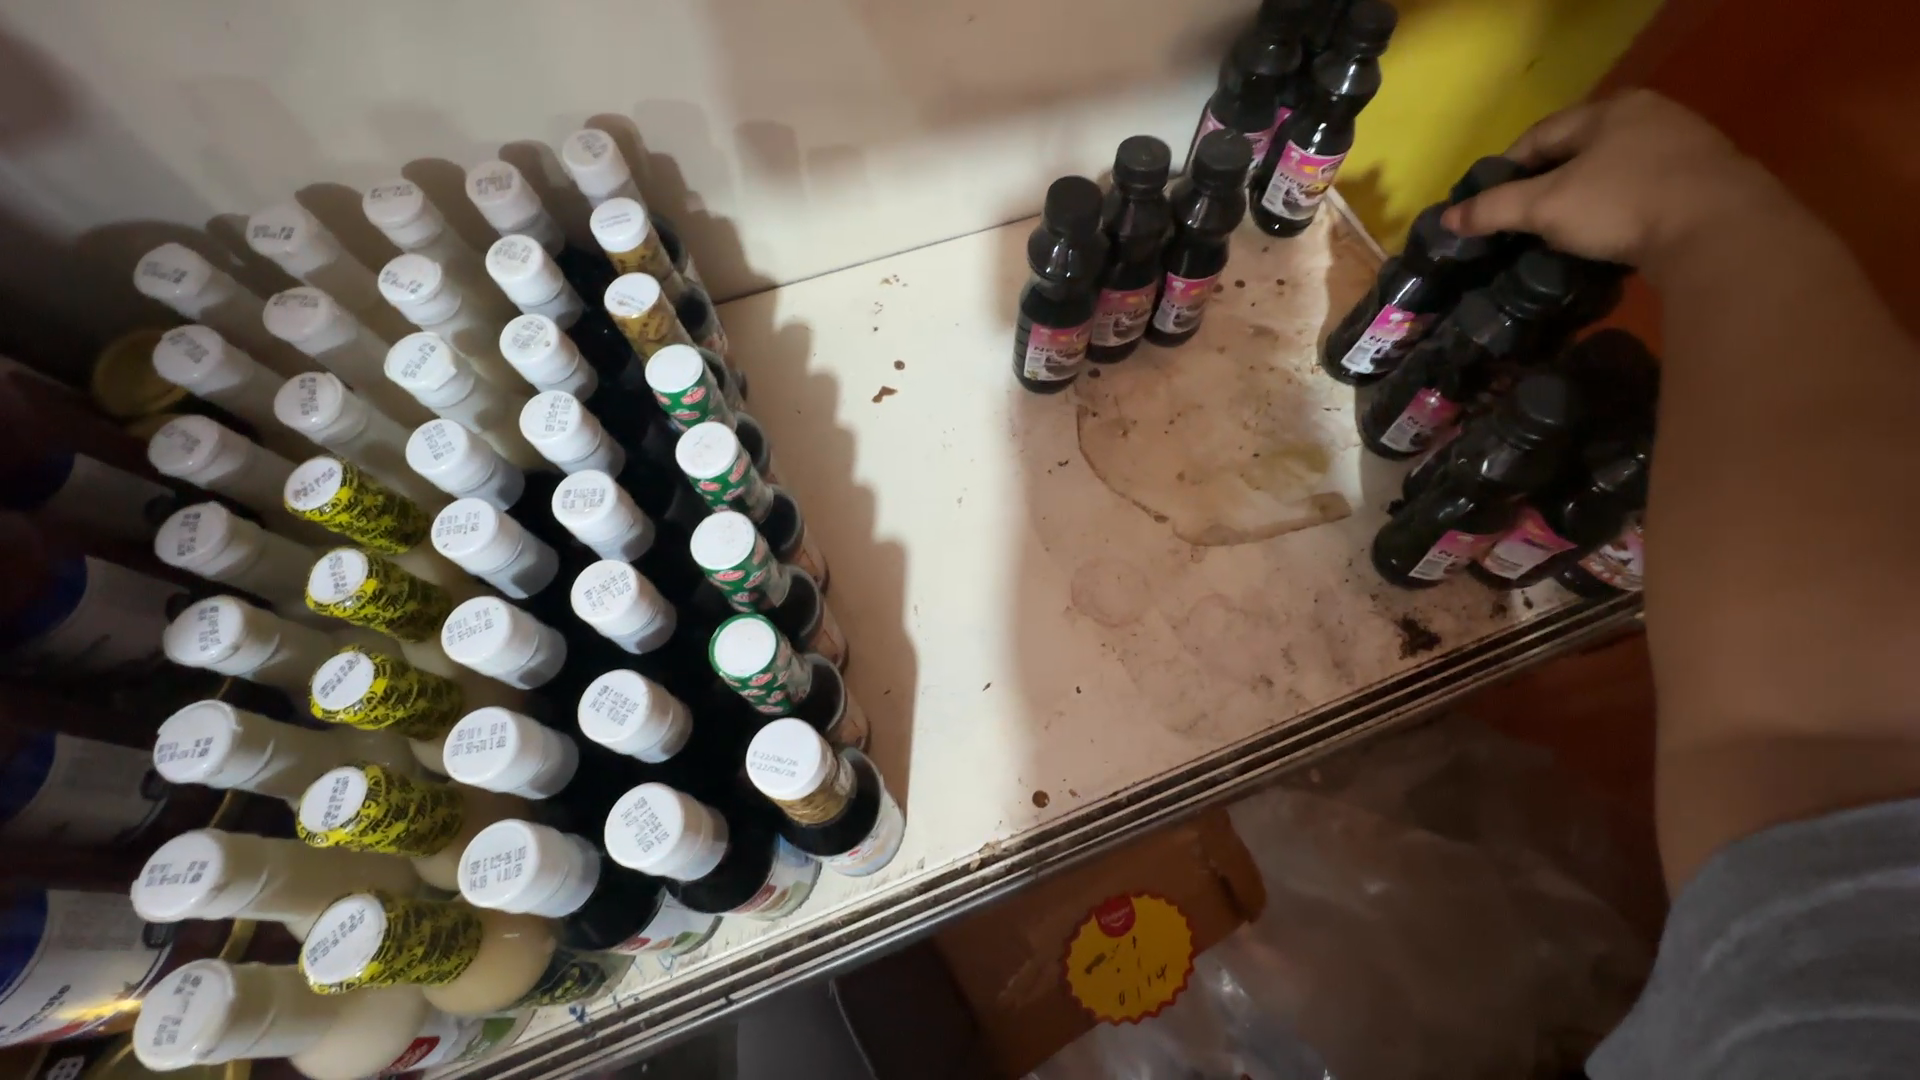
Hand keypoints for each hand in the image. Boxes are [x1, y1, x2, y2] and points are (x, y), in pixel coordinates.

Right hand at [1442, 91, 1782, 270]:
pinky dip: (1604, 213)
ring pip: (1601, 175)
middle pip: (1570, 154)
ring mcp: (1677, 147)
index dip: (1501, 172)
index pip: (1536, 137)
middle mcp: (1646, 117)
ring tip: (1545, 236)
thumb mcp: (1543, 207)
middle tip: (1510, 224)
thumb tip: (1447, 218)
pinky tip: (1590, 238)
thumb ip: (1492, 209)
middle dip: (1536, 188)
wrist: (1717, 230)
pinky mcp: (1694, 181)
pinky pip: (1630, 193)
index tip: (1480, 206)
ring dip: (1571, 203)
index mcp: (1609, 110)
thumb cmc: (1621, 204)